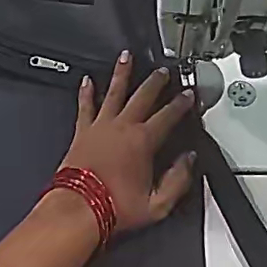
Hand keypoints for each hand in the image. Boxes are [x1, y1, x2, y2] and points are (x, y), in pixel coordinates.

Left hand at [64, 51, 196, 234]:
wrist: (78, 209)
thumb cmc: (113, 207)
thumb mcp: (157, 204)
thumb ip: (177, 180)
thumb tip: (188, 161)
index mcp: (143, 142)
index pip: (168, 116)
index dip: (181, 104)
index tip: (188, 95)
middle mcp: (122, 128)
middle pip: (143, 96)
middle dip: (156, 81)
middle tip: (163, 71)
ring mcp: (100, 127)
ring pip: (114, 91)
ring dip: (122, 73)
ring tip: (126, 57)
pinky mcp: (82, 132)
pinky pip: (85, 105)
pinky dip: (87, 92)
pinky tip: (87, 80)